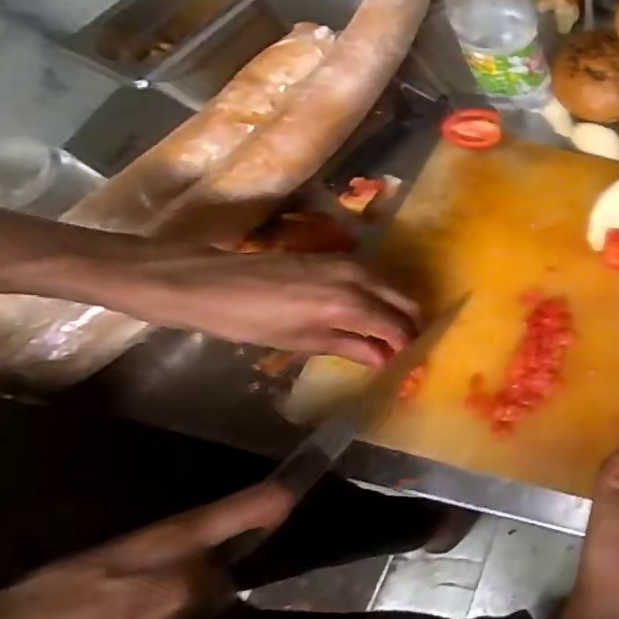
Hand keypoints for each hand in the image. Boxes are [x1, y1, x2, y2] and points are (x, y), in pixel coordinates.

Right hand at [0, 482, 292, 618]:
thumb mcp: (46, 589)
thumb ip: (118, 572)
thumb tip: (168, 565)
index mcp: (121, 564)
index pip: (199, 528)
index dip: (246, 510)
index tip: (284, 497)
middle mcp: (151, 602)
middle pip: (203, 586)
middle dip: (195, 587)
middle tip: (158, 602)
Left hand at [83, 249, 421, 365]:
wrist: (207, 282)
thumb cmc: (248, 320)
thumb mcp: (300, 341)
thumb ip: (349, 346)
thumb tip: (384, 358)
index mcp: (349, 304)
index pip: (396, 325)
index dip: (406, 345)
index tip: (407, 361)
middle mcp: (359, 278)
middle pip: (405, 300)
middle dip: (412, 324)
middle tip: (406, 347)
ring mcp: (351, 263)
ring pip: (395, 286)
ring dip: (400, 308)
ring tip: (392, 333)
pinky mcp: (339, 257)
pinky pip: (378, 277)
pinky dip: (385, 295)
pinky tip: (373, 312)